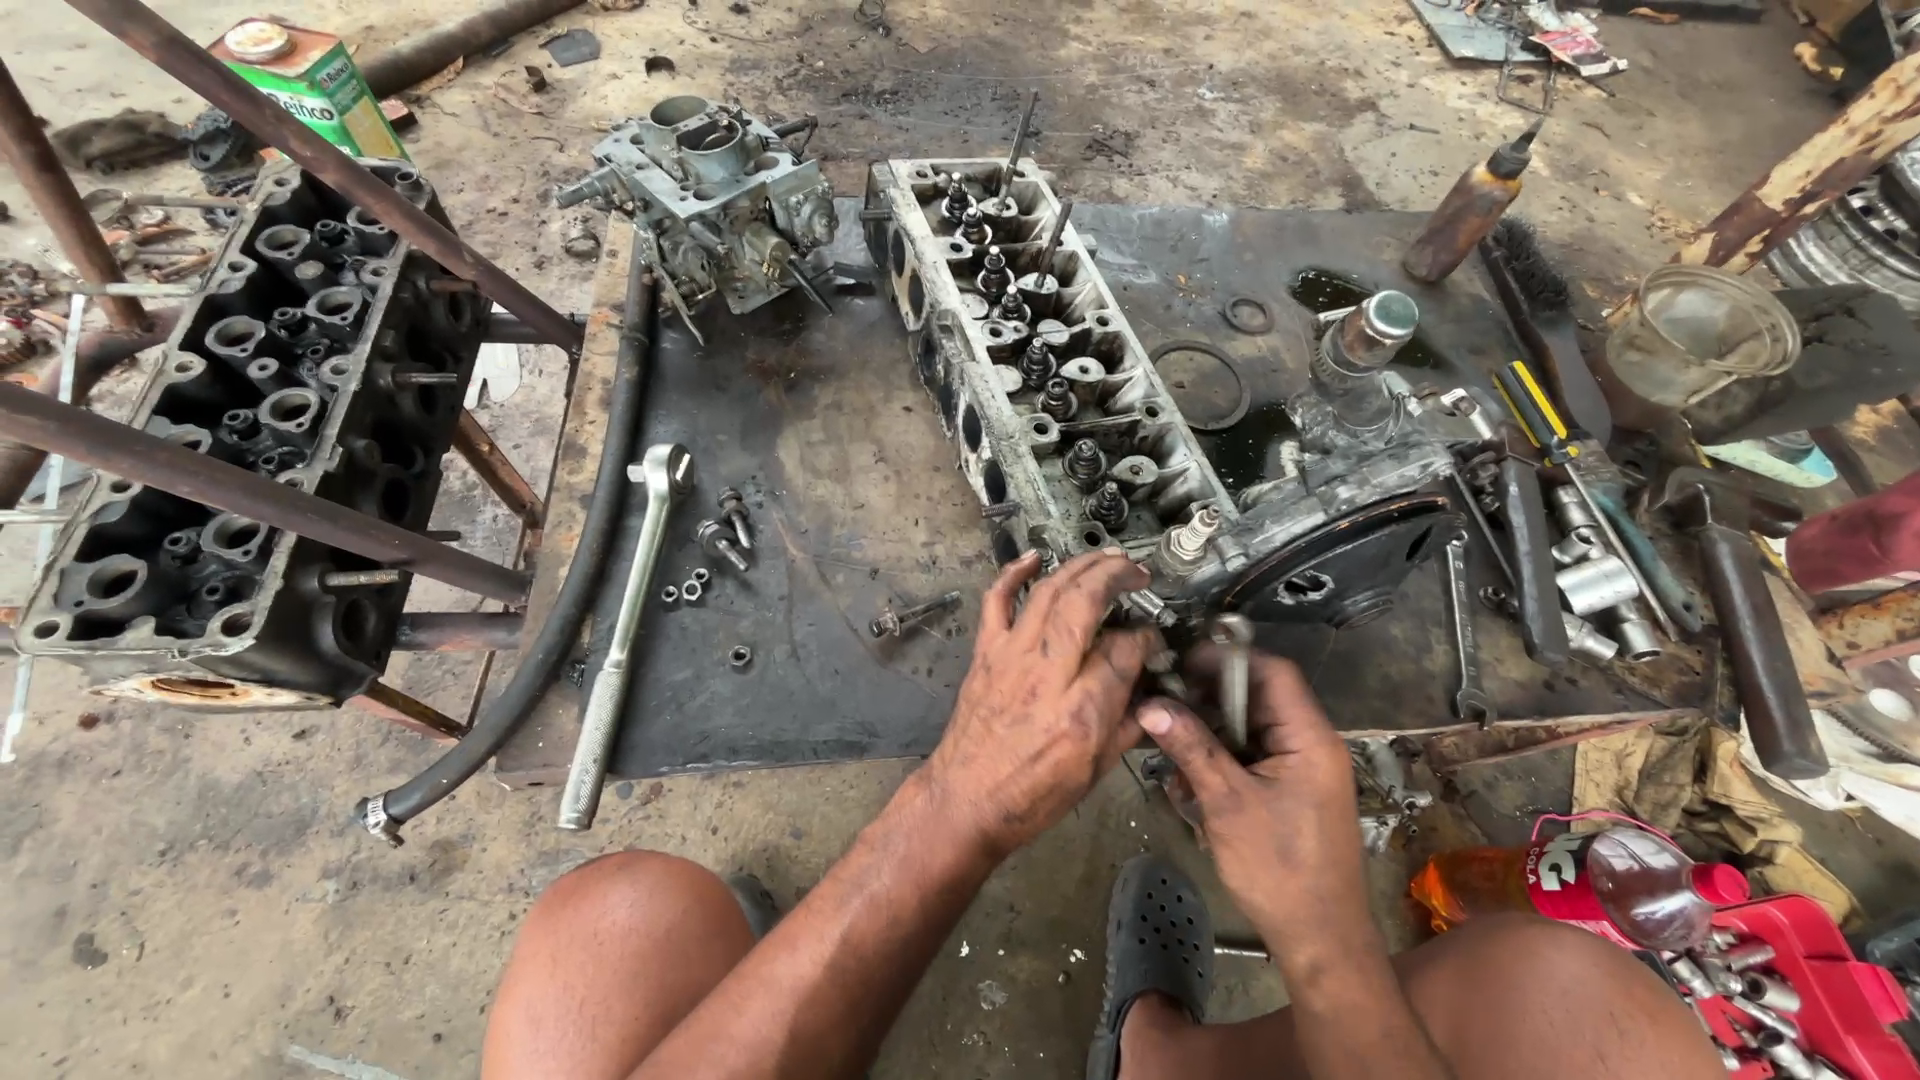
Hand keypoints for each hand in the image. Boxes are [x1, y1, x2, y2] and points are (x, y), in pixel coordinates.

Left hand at [922, 550, 1157, 857]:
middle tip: (1136, 573)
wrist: (966, 800)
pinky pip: (996, 601)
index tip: (1150, 636)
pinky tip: (1033, 557)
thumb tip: (1151, 689)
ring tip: (1106, 558)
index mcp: (1081, 710)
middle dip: (1116, 577)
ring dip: (1080, 567)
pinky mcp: (986, 653)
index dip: (1144, 636)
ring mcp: (1011, 657)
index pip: (1124, 650)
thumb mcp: (1096, 770)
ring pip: (1048, 592)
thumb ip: (1129, 723)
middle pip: (1085, 603)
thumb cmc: (1031, 795)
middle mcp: (1046, 674)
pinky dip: (1012, 574)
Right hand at [1134, 649, 1365, 950]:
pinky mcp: (1288, 792)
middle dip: (1206, 701)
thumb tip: (1150, 704)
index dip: (1225, 661)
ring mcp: (1300, 770)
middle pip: (1255, 699)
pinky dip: (1218, 763)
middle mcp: (1309, 745)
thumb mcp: (1226, 802)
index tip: (1179, 666)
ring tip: (1169, 748)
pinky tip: (1188, 782)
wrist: (1319, 939)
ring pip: (1247, 730)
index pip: (1272, 672)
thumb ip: (1191, 747)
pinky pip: (1249, 759)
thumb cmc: (1278, 868)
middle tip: (1162, 706)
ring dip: (1208, 735)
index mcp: (1309, 738)